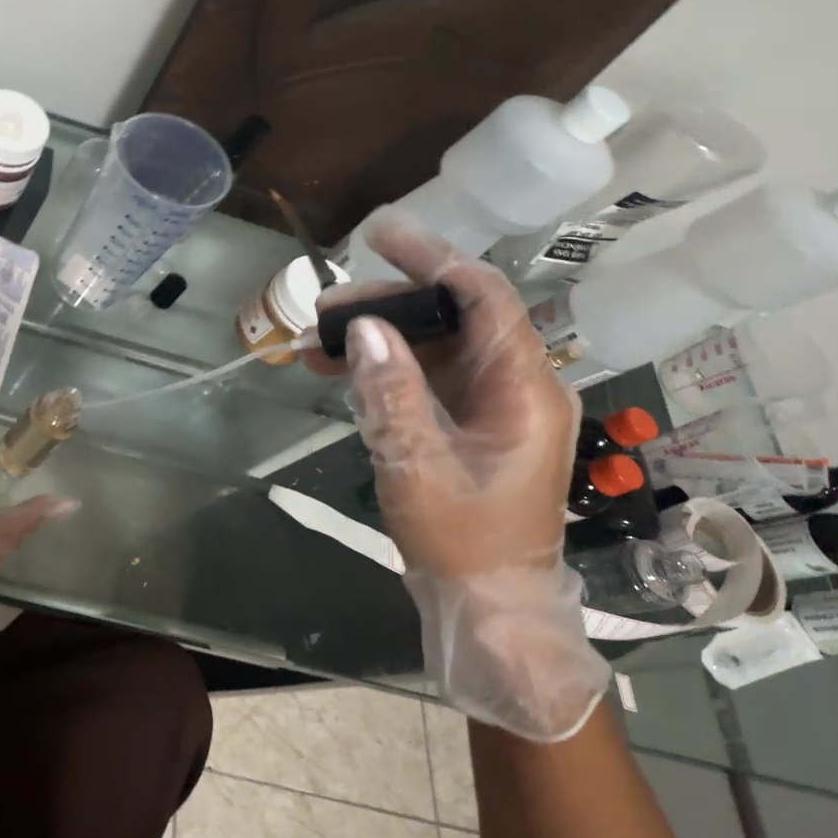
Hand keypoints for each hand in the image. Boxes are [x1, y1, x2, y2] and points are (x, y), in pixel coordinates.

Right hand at [304, 214, 579, 576]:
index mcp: (524, 389)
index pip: (484, 299)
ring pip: (433, 348)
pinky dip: (382, 370)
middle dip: (387, 305)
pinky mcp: (468, 427)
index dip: (434, 258)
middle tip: (322, 310)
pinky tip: (337, 372)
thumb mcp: (418, 464)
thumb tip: (362, 327)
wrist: (487, 602)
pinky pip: (425, 380)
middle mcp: (515, 387)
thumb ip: (391, 392)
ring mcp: (492, 408)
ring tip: (314, 342)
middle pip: (452, 319)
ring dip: (377, 339)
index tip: (379, 234)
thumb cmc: (462, 538)